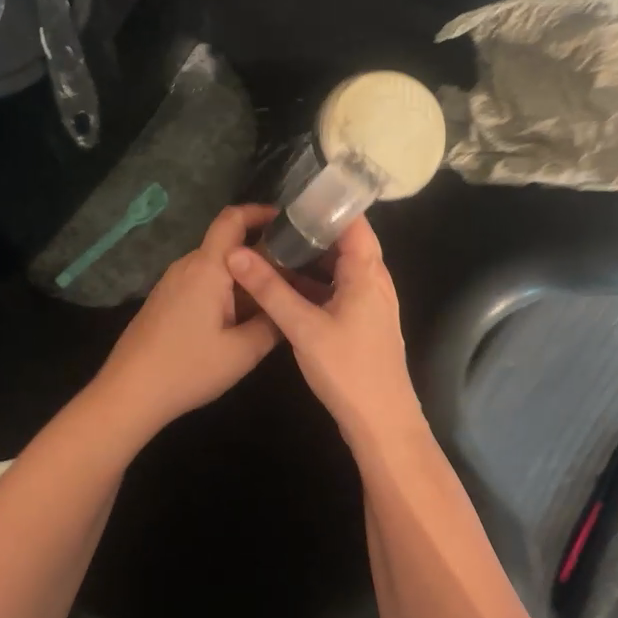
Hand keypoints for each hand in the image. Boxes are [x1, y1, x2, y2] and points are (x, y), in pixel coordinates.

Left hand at [89, 205, 280, 436]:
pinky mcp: (164, 300)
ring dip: (244, 277)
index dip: (259, 211)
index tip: (286, 221)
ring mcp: (172, 283)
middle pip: (228, 246)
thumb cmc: (188, 368)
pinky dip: (226, 290)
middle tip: (296, 273)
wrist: (129, 392)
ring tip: (274, 298)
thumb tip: (290, 306)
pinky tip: (241, 318)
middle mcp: (188, 266)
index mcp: (208, 268)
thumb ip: (272, 324)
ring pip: (216, 267)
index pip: (232, 219)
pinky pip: (202, 283)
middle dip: (262, 255)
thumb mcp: (242, 352)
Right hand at [226, 216, 422, 443]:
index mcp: (368, 272)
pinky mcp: (362, 323)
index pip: (353, 221)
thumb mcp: (303, 327)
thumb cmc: (348, 369)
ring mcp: (370, 303)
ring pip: (339, 269)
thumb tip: (235, 253)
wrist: (382, 423)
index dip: (326, 203)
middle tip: (272, 220)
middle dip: (311, 231)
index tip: (292, 194)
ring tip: (273, 247)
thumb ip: (269, 289)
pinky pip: (337, 289)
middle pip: (345, 243)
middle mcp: (375, 281)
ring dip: (311, 259)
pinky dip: (314, 283)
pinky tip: (285, 286)